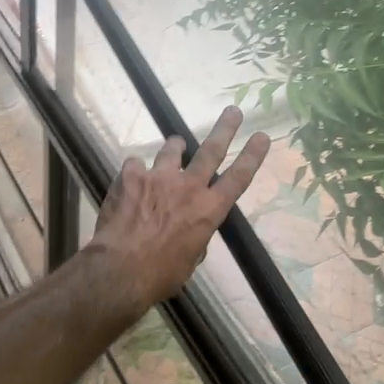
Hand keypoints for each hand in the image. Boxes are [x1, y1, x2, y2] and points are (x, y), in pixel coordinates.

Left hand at [81, 106, 270, 318]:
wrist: (122, 267)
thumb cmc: (161, 273)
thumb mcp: (189, 259)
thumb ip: (194, 235)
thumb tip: (189, 227)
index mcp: (208, 210)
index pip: (237, 178)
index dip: (251, 157)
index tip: (262, 136)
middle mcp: (188, 187)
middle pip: (211, 150)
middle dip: (224, 129)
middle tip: (233, 111)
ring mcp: (159, 176)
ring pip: (171, 150)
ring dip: (174, 148)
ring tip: (176, 146)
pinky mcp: (132, 174)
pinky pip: (136, 165)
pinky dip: (136, 173)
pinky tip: (130, 183)